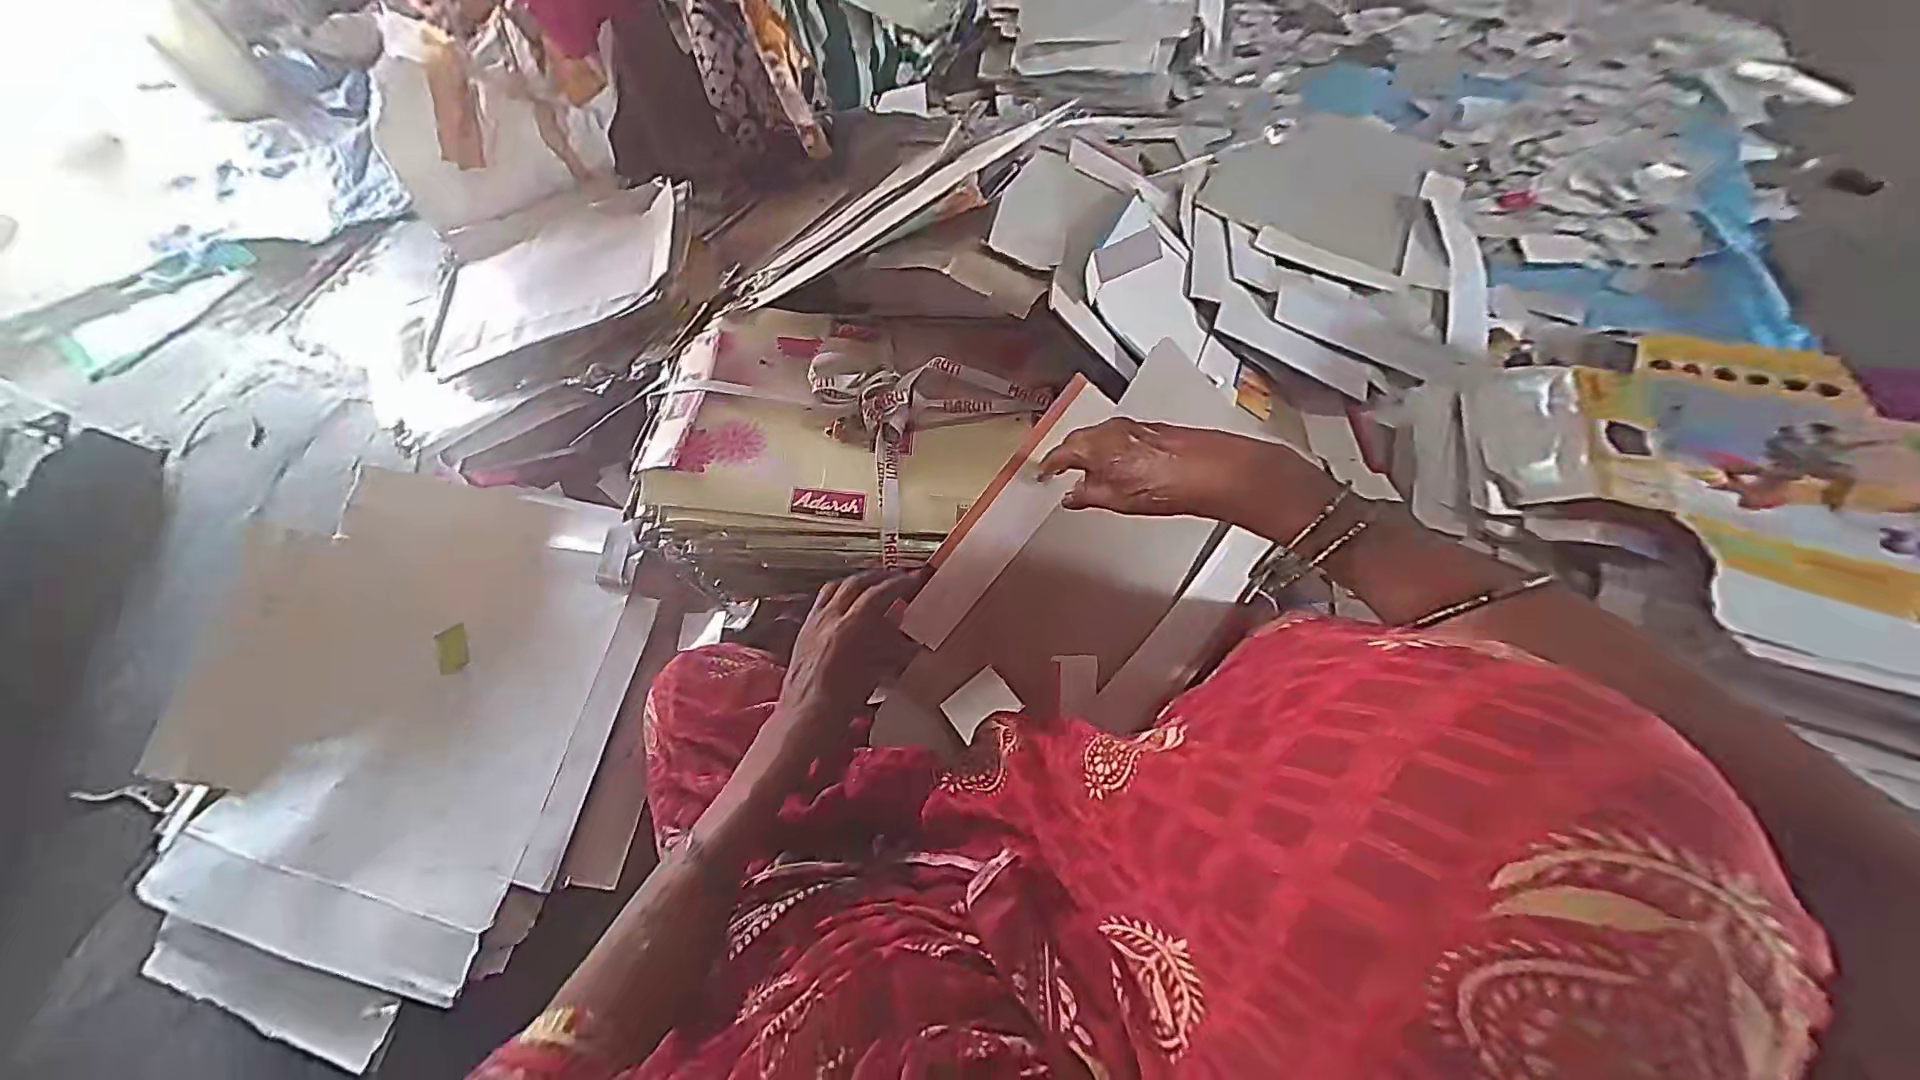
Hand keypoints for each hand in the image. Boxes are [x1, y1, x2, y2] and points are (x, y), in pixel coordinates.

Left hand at [775, 569, 926, 751]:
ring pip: (836, 587)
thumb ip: (888, 649)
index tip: (915, 578)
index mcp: (848, 629)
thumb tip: (907, 639)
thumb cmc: (840, 705)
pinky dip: (839, 593)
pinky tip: (848, 602)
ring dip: (858, 581)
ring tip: (873, 583)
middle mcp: (828, 619)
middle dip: (880, 576)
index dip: (899, 583)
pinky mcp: (804, 630)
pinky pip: (822, 600)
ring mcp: (813, 622)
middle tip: (898, 576)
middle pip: (856, 583)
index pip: (878, 594)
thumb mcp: (873, 674)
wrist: (803, 720)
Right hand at [1036, 418, 1336, 525]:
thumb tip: (1072, 496)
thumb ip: (1088, 495)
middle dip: (1066, 456)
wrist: (1217, 472)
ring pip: (1098, 437)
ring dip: (1088, 453)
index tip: (1041, 473)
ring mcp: (1133, 426)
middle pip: (1077, 440)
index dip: (1047, 465)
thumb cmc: (1174, 483)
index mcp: (1097, 445)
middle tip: (1057, 472)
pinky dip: (1108, 450)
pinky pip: (1117, 437)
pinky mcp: (1150, 429)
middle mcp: (1112, 429)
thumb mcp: (1119, 500)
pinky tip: (1117, 467)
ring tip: (1087, 474)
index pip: (1060, 452)